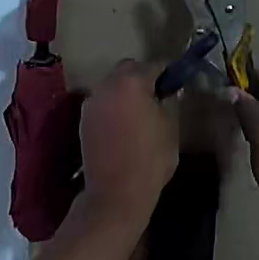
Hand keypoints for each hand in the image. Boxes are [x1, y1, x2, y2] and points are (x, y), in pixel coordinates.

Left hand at [79, 60, 177, 225]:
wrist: (116, 194)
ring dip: (126, 91)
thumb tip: (169, 91)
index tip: (175, 83)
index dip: (167, 73)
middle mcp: (107, 86)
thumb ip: (171, 101)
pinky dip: (114, 106)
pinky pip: (103, 103)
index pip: (154, 65)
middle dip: (143, 77)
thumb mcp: (171, 127)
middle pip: (127, 69)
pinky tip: (124, 125)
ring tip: (140, 112)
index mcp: (131, 83)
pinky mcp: (83, 121)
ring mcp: (91, 103)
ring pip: (112, 85)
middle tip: (157, 96)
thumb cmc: (151, 158)